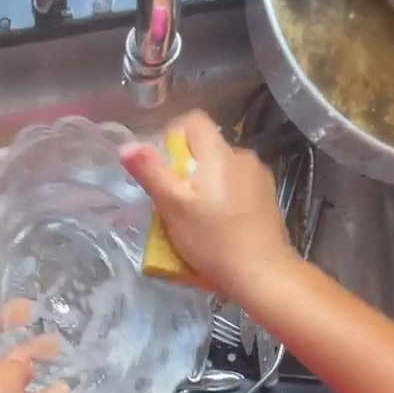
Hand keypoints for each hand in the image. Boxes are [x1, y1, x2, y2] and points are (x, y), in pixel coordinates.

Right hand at [119, 110, 296, 297]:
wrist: (261, 272)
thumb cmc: (212, 240)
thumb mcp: (173, 208)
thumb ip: (151, 173)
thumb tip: (126, 145)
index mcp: (218, 153)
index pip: (193, 121)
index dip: (172, 136)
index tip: (162, 166)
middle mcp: (242, 155)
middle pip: (206, 147)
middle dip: (186, 167)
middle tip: (173, 200)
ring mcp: (258, 175)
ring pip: (222, 167)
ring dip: (206, 182)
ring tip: (196, 216)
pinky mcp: (267, 195)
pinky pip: (238, 184)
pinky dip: (224, 195)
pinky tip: (220, 223)